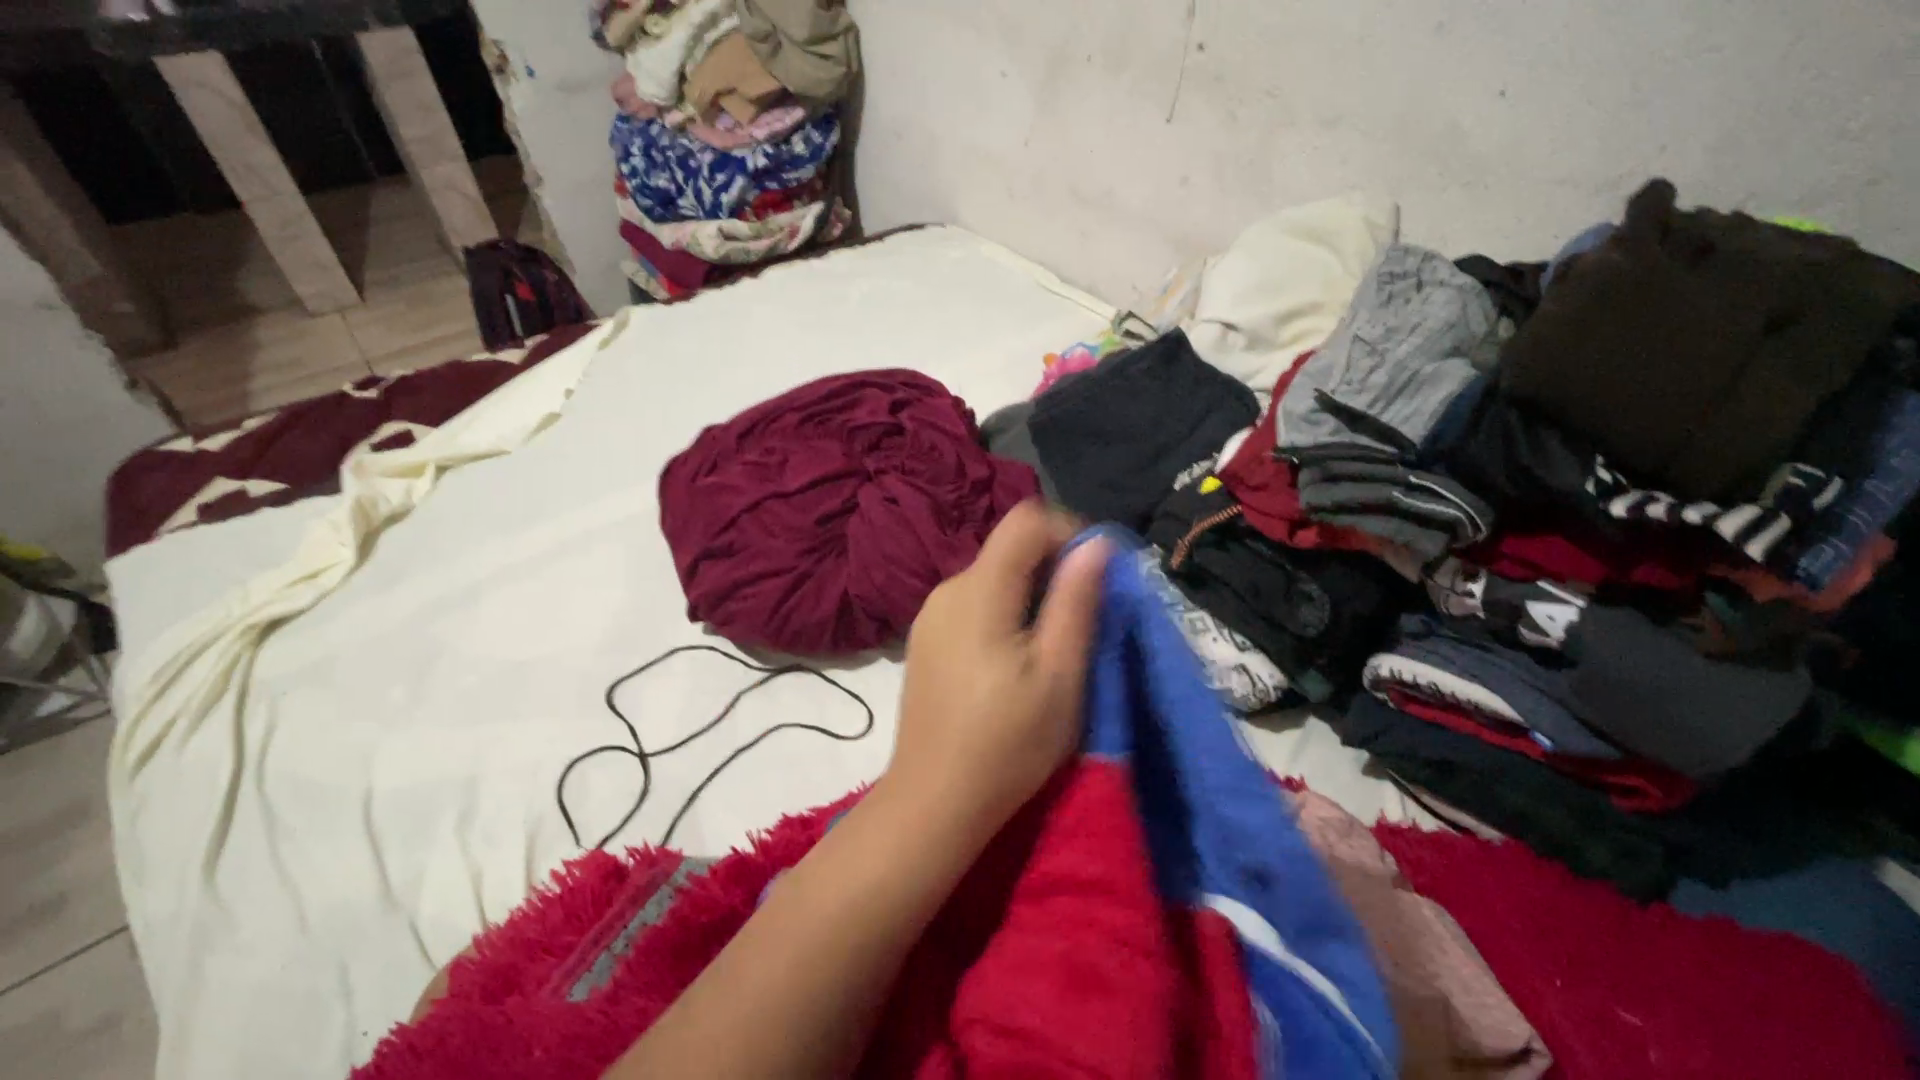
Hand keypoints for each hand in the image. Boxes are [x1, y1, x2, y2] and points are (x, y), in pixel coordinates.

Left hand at [885, 502, 1111, 836]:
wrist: (933, 801)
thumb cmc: (1007, 743)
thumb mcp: (1059, 676)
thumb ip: (1076, 603)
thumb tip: (1097, 543)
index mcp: (979, 590)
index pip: (1025, 521)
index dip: (1068, 533)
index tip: (1095, 579)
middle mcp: (947, 590)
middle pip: (1008, 550)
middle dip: (1052, 571)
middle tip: (1080, 624)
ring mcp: (929, 617)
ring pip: (992, 579)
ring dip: (1030, 597)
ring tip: (1050, 653)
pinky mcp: (925, 642)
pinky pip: (973, 606)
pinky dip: (1003, 616)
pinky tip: (1012, 666)